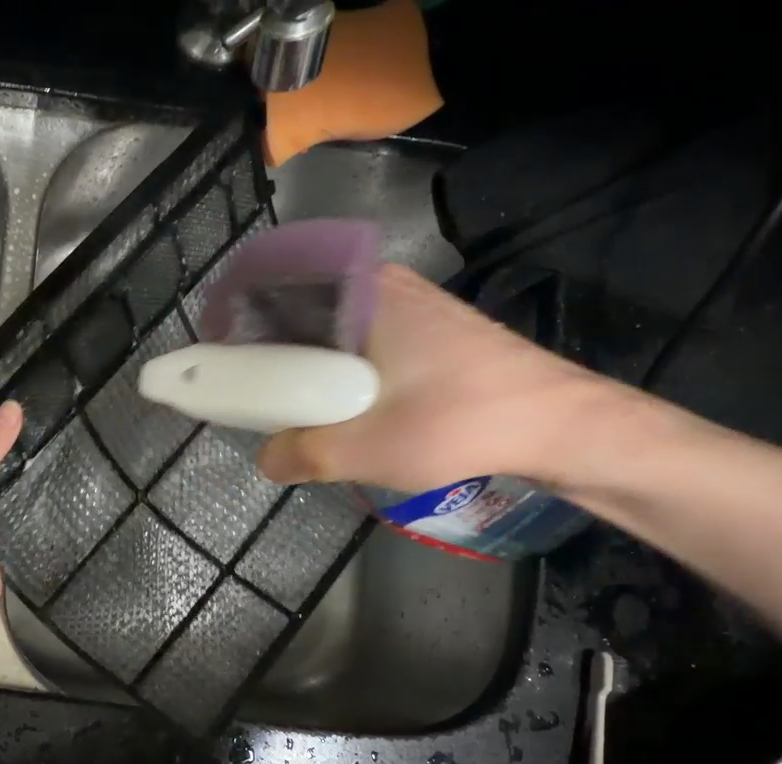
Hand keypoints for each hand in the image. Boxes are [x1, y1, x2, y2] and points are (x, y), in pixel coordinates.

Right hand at [258, 264, 627, 491]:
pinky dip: (334, 371)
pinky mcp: (427, 331)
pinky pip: (356, 342)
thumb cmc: (461, 422)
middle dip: (267, 354)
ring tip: (288, 409)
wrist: (564, 425)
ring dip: (303, 367)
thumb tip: (266, 459)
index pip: (272, 289)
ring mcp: (409, 305)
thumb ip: (301, 453)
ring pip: (328, 330)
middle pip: (297, 311)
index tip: (217, 367)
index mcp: (361, 290)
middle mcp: (382, 285)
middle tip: (250, 399)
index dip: (235, 327)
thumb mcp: (364, 448)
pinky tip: (335, 409)